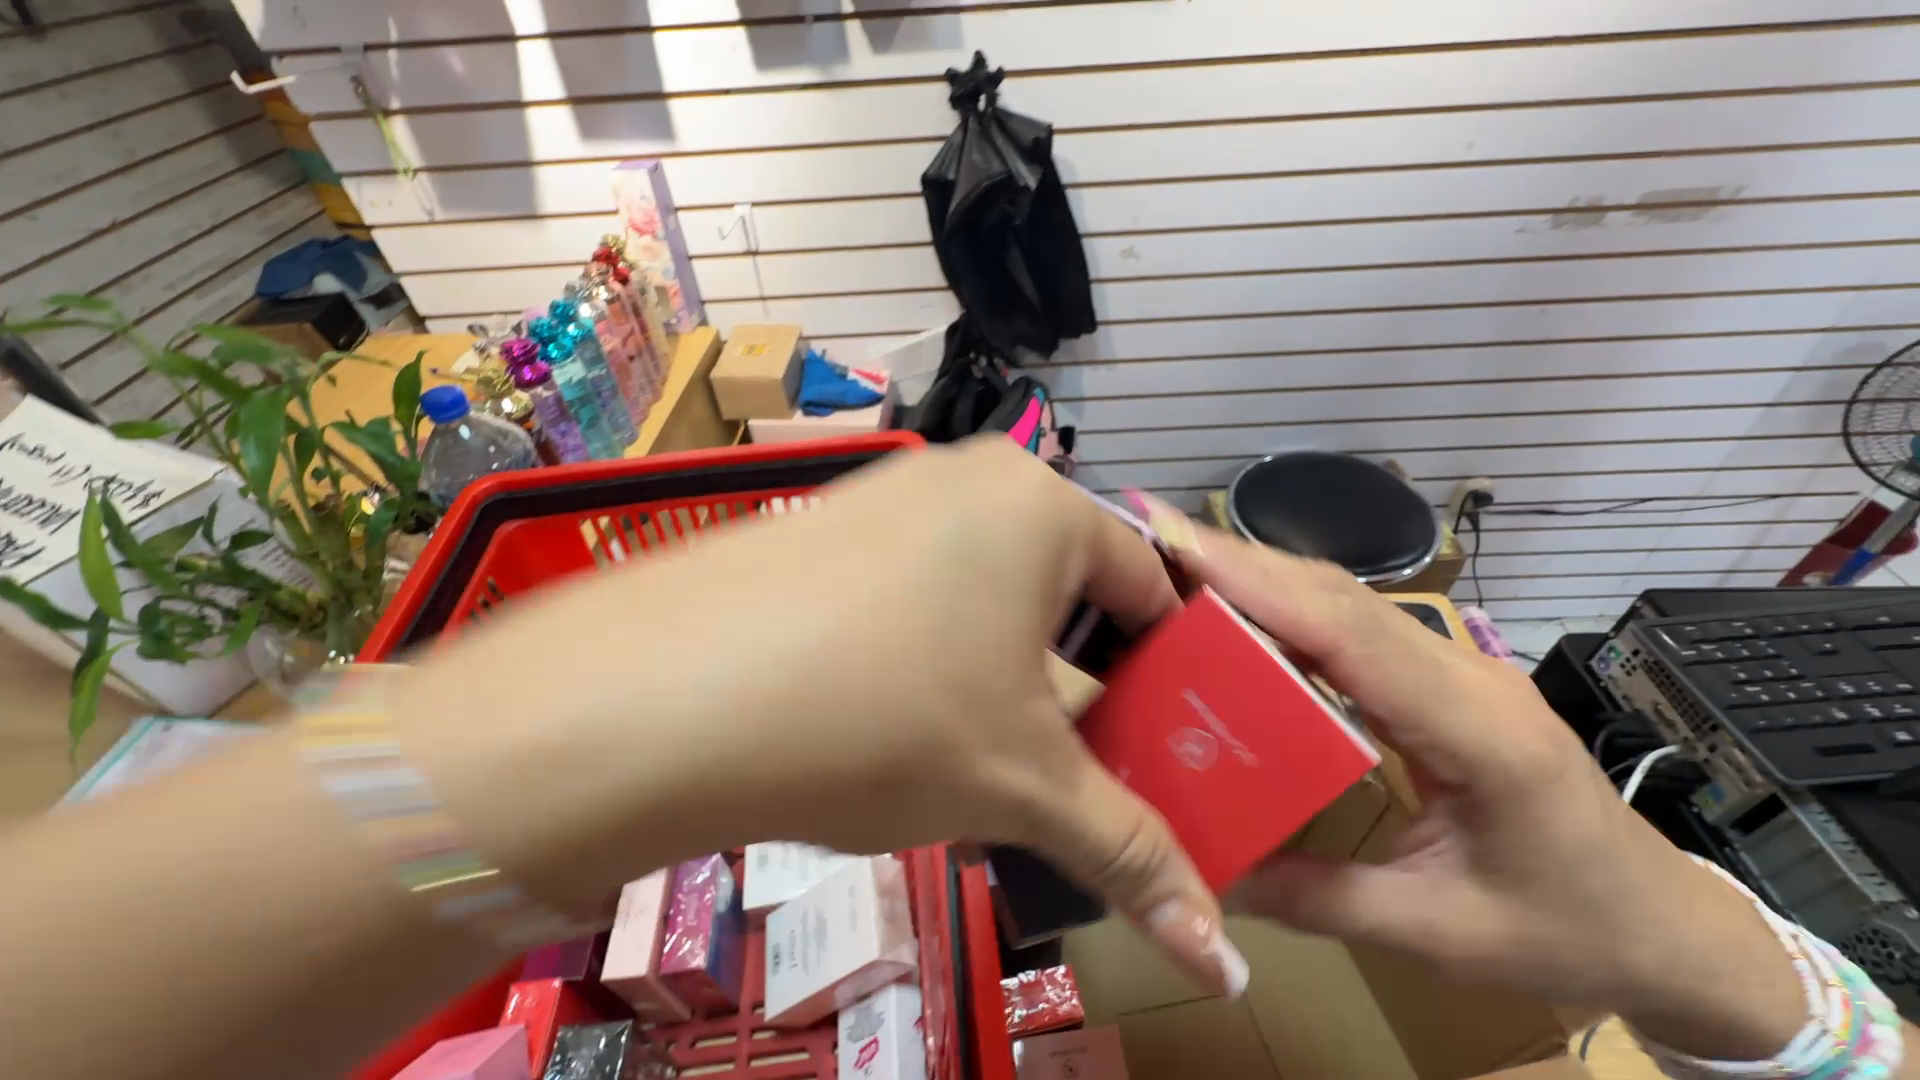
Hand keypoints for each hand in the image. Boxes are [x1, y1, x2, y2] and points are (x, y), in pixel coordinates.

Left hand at [394, 439, 1243, 995]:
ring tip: (977, 751)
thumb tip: (1228, 963)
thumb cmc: (886, 715)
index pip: (1150, 588)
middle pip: (1065, 588)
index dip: (1167, 674)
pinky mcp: (826, 523)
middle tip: (1068, 762)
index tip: (1162, 745)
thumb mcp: (1020, 785)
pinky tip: (891, 714)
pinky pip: (916, 583)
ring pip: (988, 590)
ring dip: (1003, 671)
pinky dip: (932, 647)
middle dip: (1079, 678)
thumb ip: (1130, 856)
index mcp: (1043, 504)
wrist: (668, 691)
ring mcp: (891, 491)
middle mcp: (971, 476)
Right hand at [1131, 496, 1807, 1058]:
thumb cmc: (1567, 931)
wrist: (1670, 927)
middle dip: (1243, 564)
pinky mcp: (1441, 680)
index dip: (1262, 586)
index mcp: (1475, 732)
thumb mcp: (1437, 932)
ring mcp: (1457, 670)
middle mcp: (1464, 677)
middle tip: (1152, 546)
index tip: (1181, 549)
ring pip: (1345, 603)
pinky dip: (1286, 612)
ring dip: (1261, 580)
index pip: (1353, 636)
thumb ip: (1316, 899)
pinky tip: (1237, 618)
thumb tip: (1204, 878)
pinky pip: (1354, 630)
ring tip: (1175, 573)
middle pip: (1341, 598)